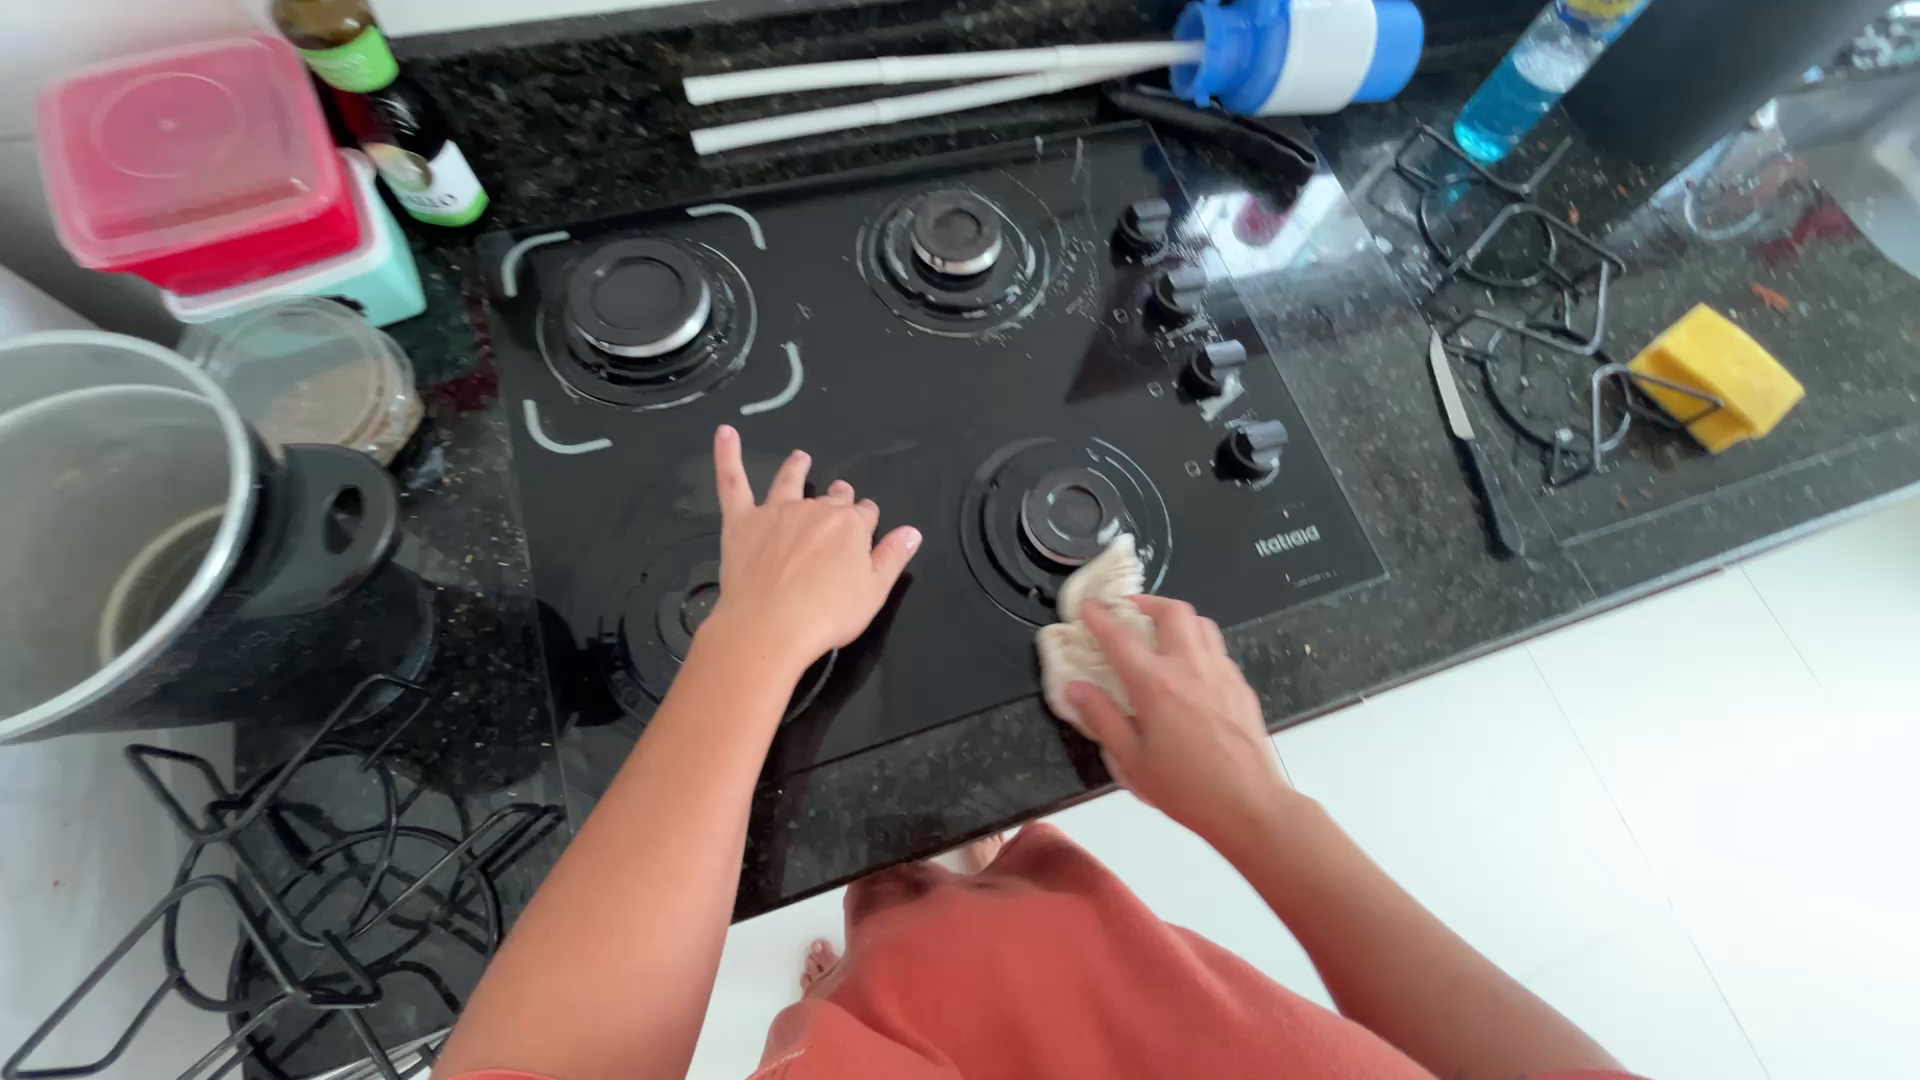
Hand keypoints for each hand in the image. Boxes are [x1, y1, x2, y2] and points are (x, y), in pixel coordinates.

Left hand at [703, 425, 920, 675]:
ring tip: (801, 458)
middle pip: (832, 498)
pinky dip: (728, 455)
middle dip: (839, 497)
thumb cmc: (829, 614)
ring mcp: (777, 512)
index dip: (867, 521)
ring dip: (797, 467)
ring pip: (789, 481)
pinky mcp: (742, 521)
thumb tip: (912, 531)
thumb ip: (893, 557)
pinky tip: (725, 433)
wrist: (771, 626)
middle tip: (839, 498)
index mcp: (851, 526)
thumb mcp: (875, 591)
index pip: (866, 514)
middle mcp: (816, 510)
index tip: (867, 530)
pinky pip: (733, 482)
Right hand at [1069, 596, 1293, 846]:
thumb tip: (1075, 687)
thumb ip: (1101, 718)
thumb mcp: (1131, 760)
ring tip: (1159, 631)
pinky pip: (1216, 647)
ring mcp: (1220, 672)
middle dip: (1145, 602)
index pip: (1119, 636)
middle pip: (1171, 611)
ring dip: (1175, 617)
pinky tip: (1188, 666)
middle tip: (1128, 610)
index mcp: (1156, 684)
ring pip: (1200, 622)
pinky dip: (1196, 642)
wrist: (1250, 804)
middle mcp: (1189, 666)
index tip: (1087, 606)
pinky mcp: (1240, 685)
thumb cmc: (1185, 787)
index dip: (1099, 616)